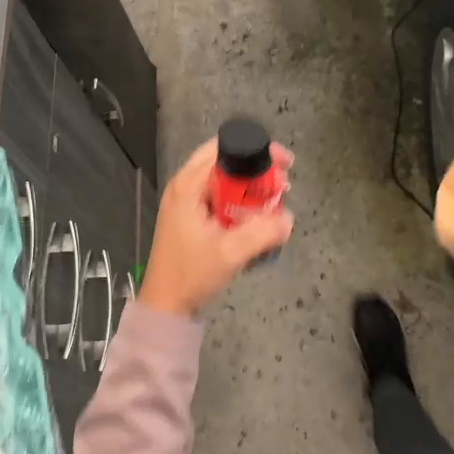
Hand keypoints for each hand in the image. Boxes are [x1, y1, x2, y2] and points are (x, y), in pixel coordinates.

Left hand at [138, 140, 294, 316]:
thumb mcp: (229, 254)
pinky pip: (218, 196)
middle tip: (283, 185)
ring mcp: (185, 200)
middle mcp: (184, 185)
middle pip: (224, 160)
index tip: (284, 163)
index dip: (256, 149)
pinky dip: (238, 200)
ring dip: (248, 186)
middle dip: (256, 168)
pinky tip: (255, 217)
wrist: (164, 304)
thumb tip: (289, 218)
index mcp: (188, 185)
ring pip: (223, 179)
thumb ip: (261, 233)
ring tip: (274, 200)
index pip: (223, 148)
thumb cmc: (191, 274)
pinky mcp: (189, 215)